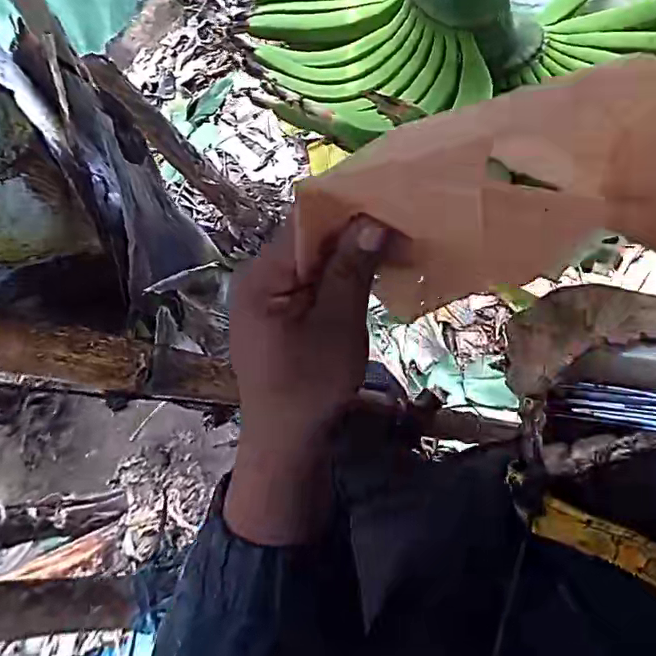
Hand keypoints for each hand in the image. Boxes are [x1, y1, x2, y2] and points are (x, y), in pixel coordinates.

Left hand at [222, 214, 396, 543]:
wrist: (287, 447)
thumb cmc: (310, 389)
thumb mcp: (337, 326)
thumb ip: (350, 270)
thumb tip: (372, 221)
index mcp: (262, 276)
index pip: (305, 225)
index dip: (347, 213)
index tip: (388, 208)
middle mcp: (258, 276)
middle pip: (308, 239)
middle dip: (352, 233)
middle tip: (398, 230)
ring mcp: (267, 294)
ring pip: (312, 258)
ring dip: (349, 253)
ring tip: (391, 248)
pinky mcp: (280, 310)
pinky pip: (311, 278)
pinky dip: (339, 274)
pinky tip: (368, 273)